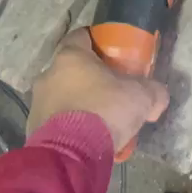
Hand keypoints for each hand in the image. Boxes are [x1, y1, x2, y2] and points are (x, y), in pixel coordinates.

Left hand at [28, 29, 169, 153]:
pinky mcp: (33, 131)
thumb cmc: (105, 111)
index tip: (111, 52)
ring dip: (77, 105)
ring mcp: (37, 104)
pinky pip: (54, 123)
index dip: (96, 41)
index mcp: (71, 57)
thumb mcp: (142, 97)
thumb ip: (153, 91)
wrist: (71, 156)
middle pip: (70, 70)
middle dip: (88, 79)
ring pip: (61, 97)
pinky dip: (68, 128)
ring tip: (99, 122)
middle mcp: (48, 76)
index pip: (80, 36)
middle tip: (109, 91)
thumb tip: (159, 96)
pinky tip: (87, 141)